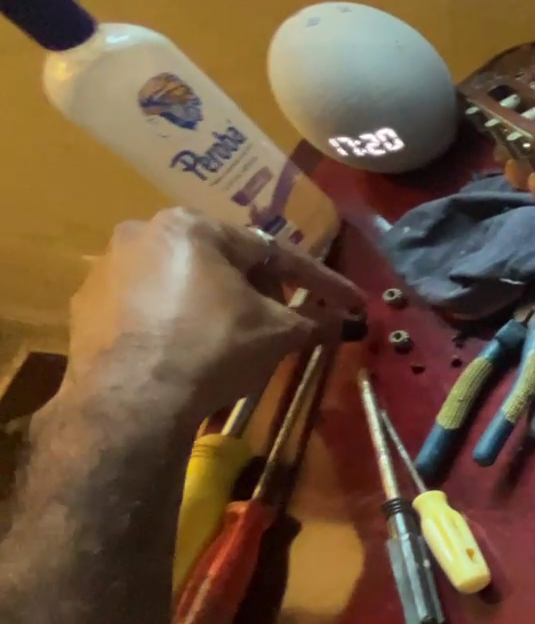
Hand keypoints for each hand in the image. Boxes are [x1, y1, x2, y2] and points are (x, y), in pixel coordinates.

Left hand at [64, 209, 364, 426]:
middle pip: (230, 261)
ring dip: (229, 301)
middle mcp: (143, 231)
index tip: (355, 302)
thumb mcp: (283, 332)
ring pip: (191, 279)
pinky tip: (205, 343)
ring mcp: (110, 265)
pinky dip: (189, 315)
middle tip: (297, 318)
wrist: (136, 394)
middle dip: (269, 289)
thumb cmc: (217, 346)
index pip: (278, 254)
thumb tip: (348, 320)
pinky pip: (158, 300)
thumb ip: (319, 319)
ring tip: (251, 332)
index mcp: (193, 228)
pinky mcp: (91, 299)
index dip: (325, 282)